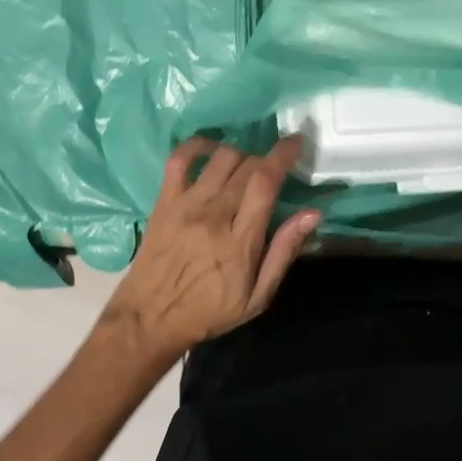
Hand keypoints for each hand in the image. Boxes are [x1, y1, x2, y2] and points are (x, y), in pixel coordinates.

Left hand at [103, 135, 321, 359]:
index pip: (265, 183)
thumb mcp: (257, 297)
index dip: (283, 155)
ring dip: (240, 154)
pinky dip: (198, 146)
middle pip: (246, 166)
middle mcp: (213, 215)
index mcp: (239, 241)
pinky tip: (212, 150)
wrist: (149, 318)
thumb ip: (284, 252)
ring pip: (220, 158)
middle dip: (267, 158)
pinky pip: (179, 159)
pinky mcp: (164, 201)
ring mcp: (185, 205)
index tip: (297, 142)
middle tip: (275, 167)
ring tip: (246, 167)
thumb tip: (312, 214)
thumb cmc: (209, 312)